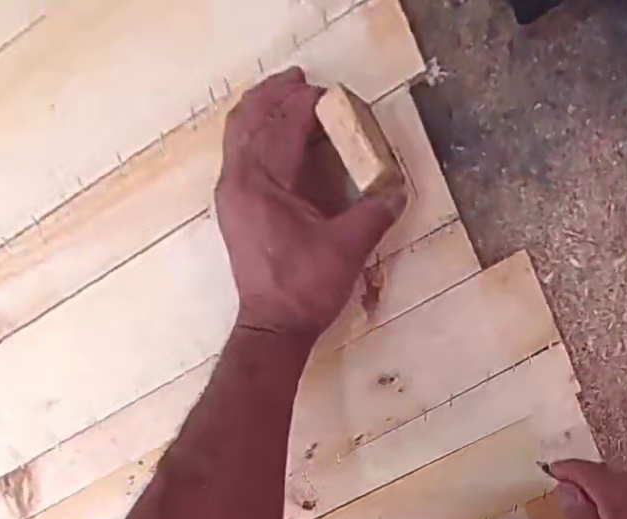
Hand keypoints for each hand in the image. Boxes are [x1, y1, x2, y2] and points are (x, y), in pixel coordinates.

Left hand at [217, 68, 404, 347]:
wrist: (274, 328)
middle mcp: (237, 181)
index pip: (283, 125)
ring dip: (262, 115)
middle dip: (275, 96)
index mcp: (262, 182)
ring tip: (287, 103)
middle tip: (302, 83)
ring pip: (239, 138)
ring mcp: (230, 198)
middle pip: (249, 119)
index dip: (308, 104)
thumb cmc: (306, 289)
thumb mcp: (347, 249)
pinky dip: (256, 141)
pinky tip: (276, 146)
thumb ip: (373, 215)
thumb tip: (396, 194)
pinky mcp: (233, 214)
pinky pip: (239, 160)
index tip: (331, 95)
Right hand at [547, 460, 626, 518]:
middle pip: (608, 473)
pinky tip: (623, 517)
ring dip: (607, 488)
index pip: (590, 472)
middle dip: (587, 480)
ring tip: (596, 512)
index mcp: (625, 501)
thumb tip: (565, 488)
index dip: (568, 468)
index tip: (552, 470)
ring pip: (626, 479)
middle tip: (570, 496)